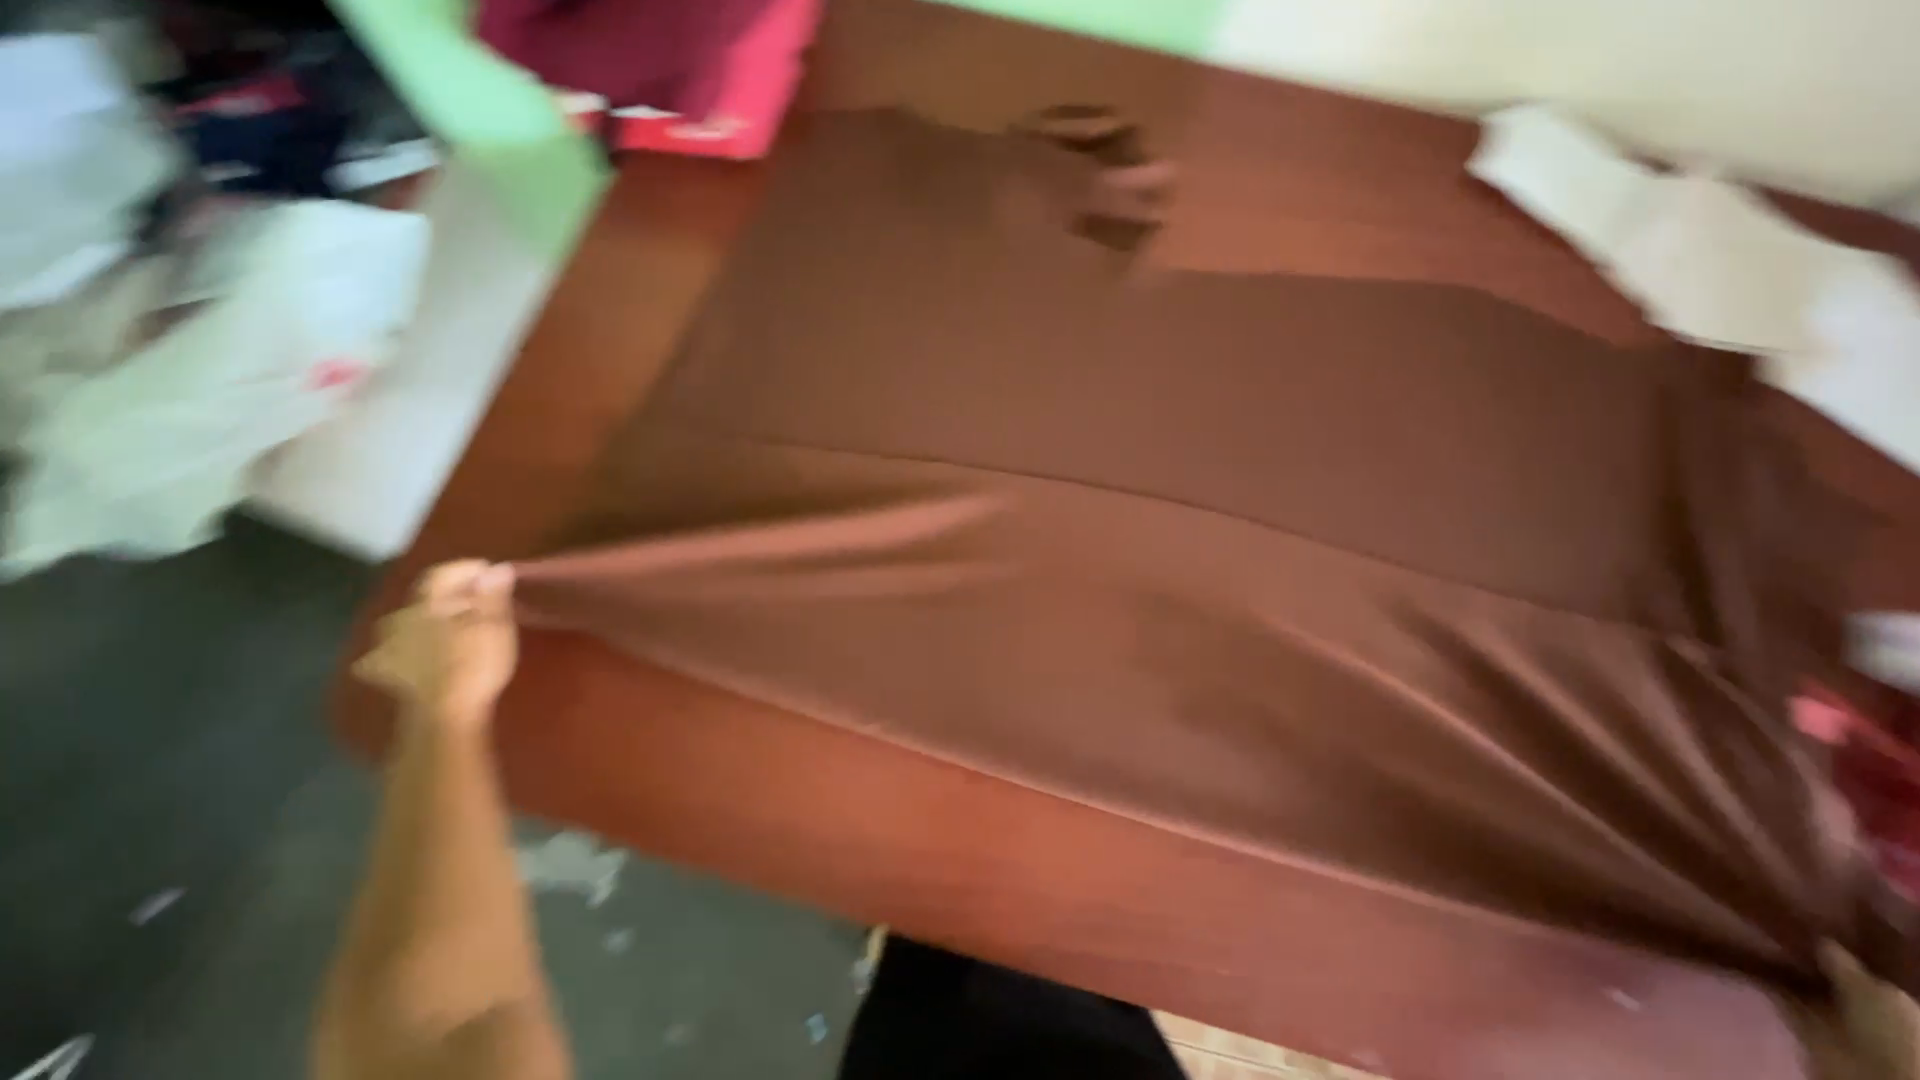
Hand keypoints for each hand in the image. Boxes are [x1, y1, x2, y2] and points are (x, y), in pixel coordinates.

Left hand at [355, 560, 517, 726]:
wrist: (443, 716)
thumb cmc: (474, 665)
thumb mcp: (494, 626)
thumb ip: (493, 596)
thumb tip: (496, 569)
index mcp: (426, 605)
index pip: (441, 574)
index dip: (465, 569)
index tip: (490, 573)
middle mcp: (400, 621)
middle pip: (424, 599)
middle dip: (448, 597)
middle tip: (474, 603)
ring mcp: (388, 649)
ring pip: (407, 624)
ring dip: (427, 621)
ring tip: (449, 628)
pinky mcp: (388, 675)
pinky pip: (395, 653)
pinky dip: (408, 649)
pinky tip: (415, 656)